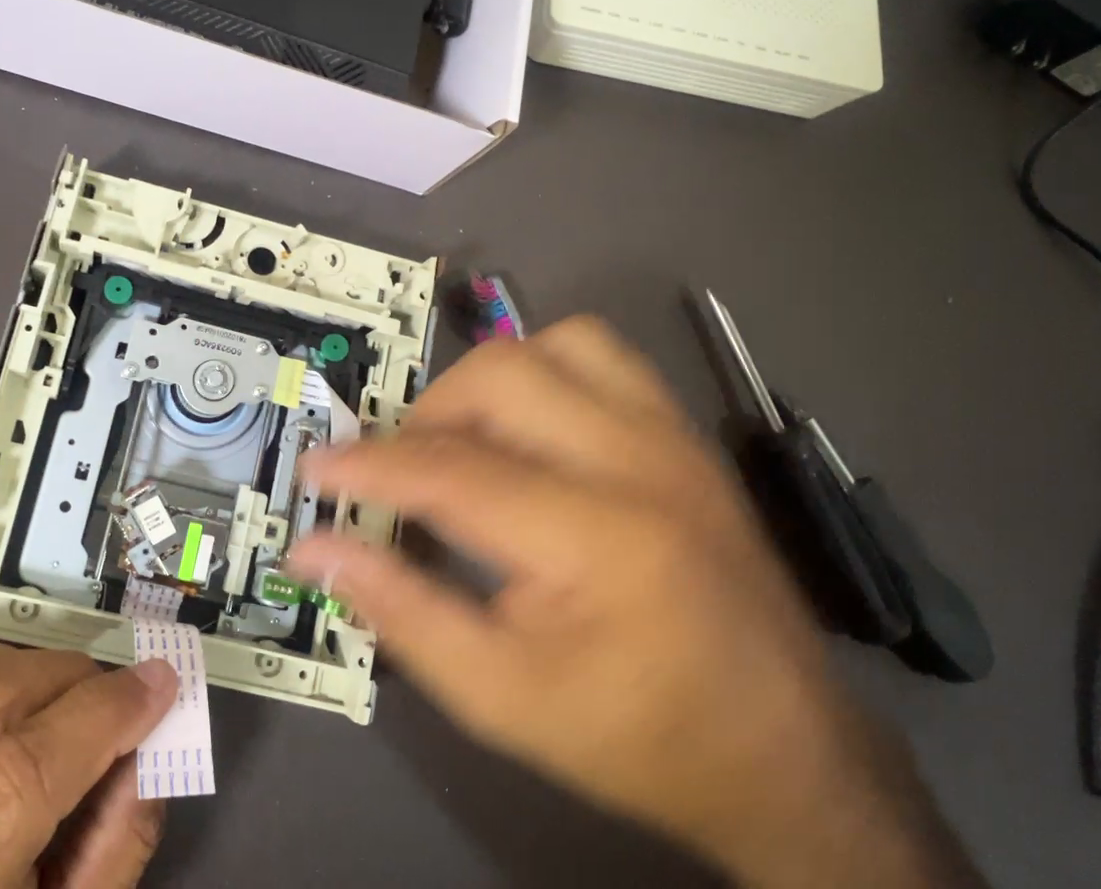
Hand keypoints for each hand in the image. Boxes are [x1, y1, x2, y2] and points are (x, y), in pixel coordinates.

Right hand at [286, 318, 982, 888]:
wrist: (785, 757)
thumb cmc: (635, 737)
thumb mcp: (498, 697)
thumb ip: (400, 611)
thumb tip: (315, 550)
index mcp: (597, 541)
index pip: (451, 470)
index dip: (368, 465)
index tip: (316, 468)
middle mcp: (640, 465)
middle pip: (501, 378)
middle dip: (426, 415)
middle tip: (399, 474)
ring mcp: (674, 441)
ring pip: (556, 344)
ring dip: (487, 383)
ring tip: (463, 445)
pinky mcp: (688, 440)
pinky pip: (604, 358)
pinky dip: (544, 374)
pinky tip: (527, 435)